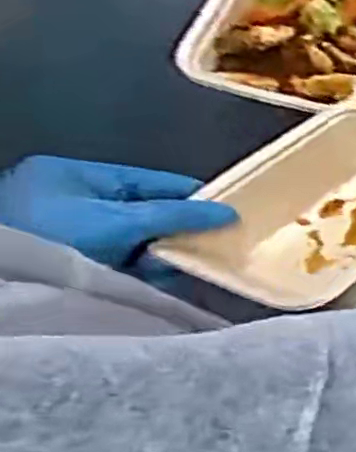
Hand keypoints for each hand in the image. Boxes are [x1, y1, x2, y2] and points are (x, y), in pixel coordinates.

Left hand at [0, 155, 236, 269]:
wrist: (5, 275)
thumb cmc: (53, 236)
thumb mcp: (121, 222)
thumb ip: (178, 215)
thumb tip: (229, 213)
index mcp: (78, 175)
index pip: (159, 182)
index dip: (199, 199)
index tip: (236, 218)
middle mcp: (74, 195)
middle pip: (153, 210)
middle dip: (181, 231)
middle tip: (212, 247)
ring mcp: (71, 224)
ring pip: (143, 235)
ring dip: (165, 251)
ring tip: (177, 267)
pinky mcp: (74, 251)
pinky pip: (127, 253)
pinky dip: (146, 265)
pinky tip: (157, 276)